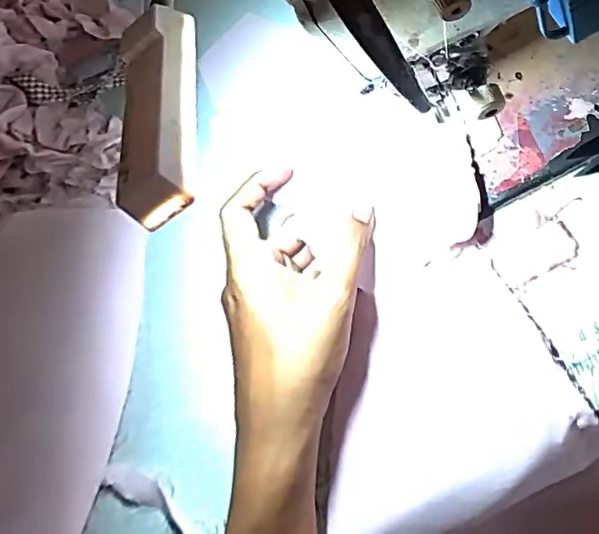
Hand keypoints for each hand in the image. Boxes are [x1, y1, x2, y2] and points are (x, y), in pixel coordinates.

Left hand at [220, 168, 371, 532]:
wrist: (279, 429)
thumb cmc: (298, 362)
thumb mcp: (333, 296)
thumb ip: (350, 245)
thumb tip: (362, 203)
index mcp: (246, 272)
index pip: (235, 212)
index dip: (259, 183)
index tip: (290, 169)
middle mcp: (243, 284)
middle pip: (268, 235)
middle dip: (307, 223)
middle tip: (341, 221)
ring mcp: (253, 306)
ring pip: (282, 260)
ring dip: (314, 250)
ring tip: (347, 257)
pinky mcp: (266, 323)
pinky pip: (287, 281)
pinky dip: (312, 272)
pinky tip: (338, 284)